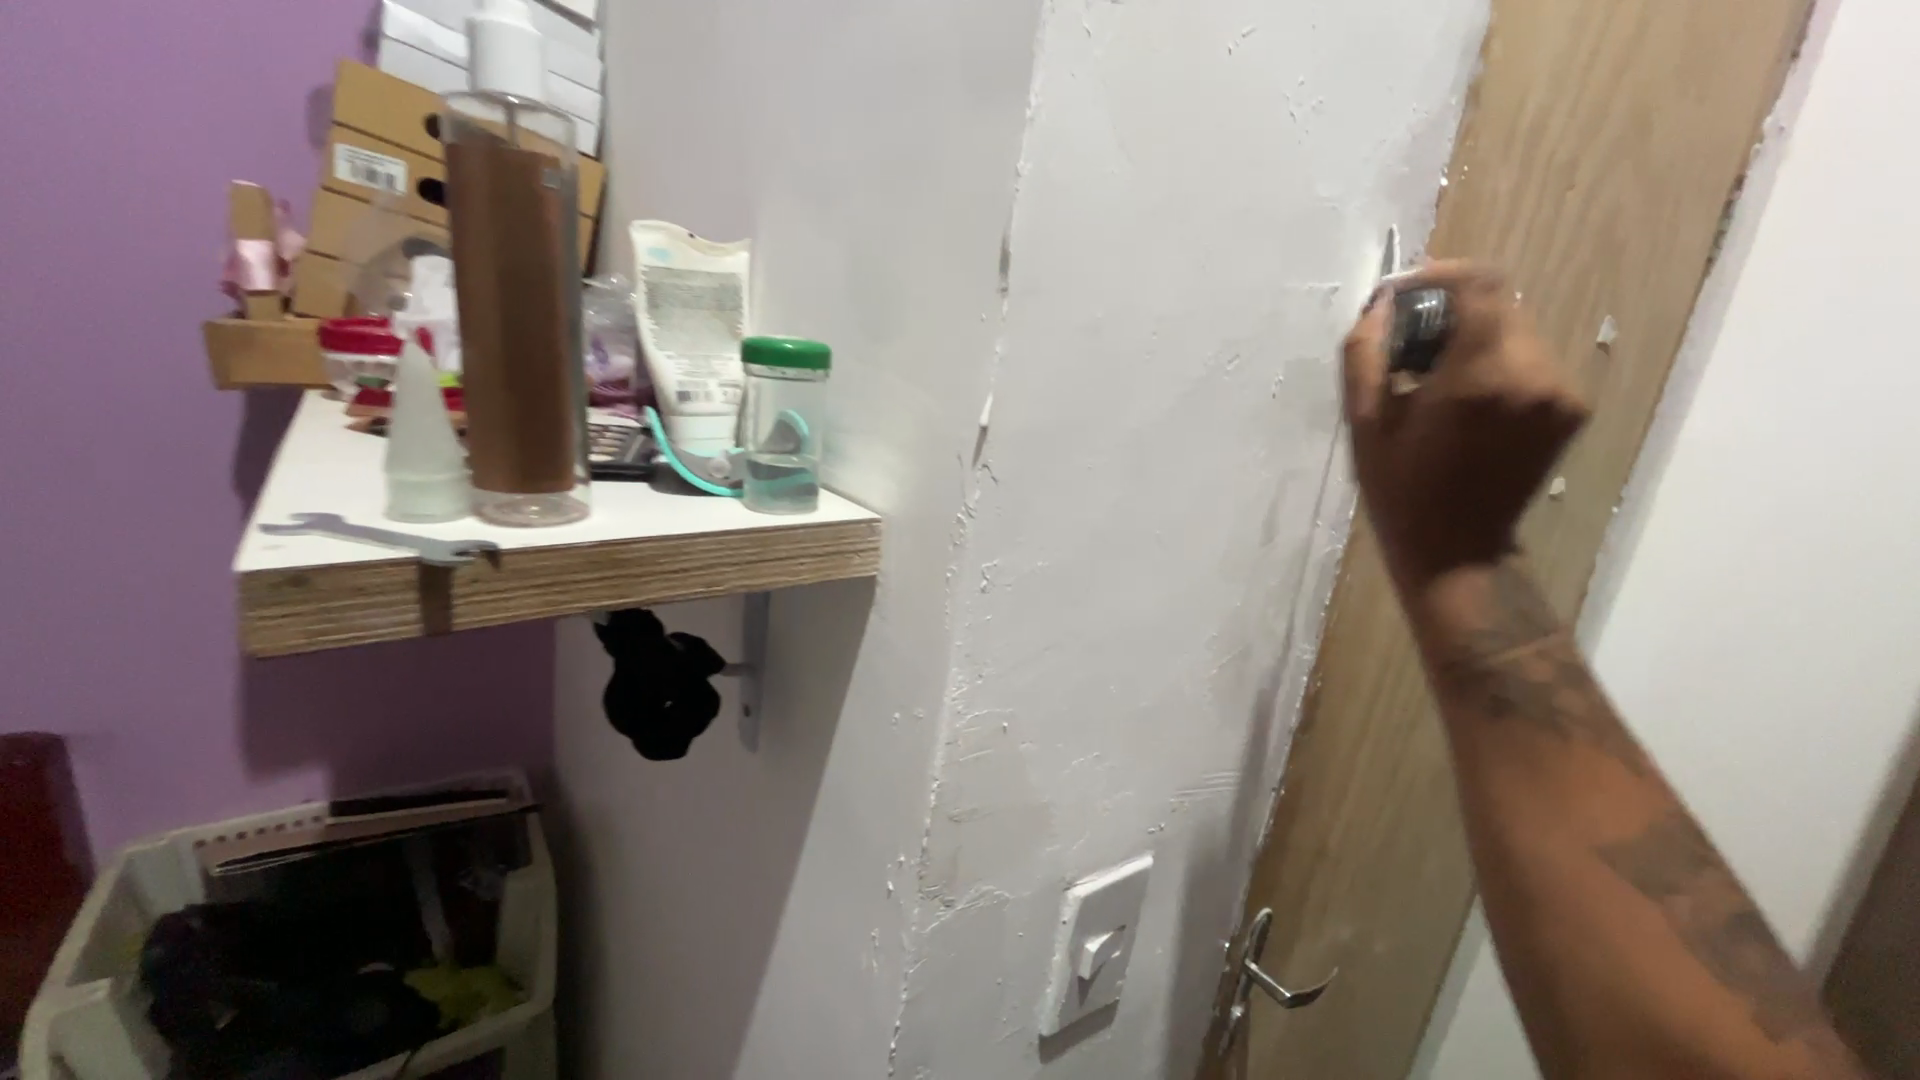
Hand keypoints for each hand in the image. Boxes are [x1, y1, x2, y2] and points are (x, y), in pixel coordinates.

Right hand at [1342, 262, 1588, 588]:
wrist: (1455, 550)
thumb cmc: (1399, 489)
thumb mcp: (1363, 422)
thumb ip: (1367, 352)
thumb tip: (1382, 304)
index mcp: (1477, 376)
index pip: (1480, 284)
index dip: (1441, 276)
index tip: (1406, 297)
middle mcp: (1532, 374)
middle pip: (1499, 304)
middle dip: (1452, 313)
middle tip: (1410, 346)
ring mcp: (1560, 392)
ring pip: (1516, 330)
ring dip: (1473, 339)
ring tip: (1434, 378)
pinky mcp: (1571, 408)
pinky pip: (1531, 360)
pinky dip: (1495, 364)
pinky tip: (1464, 401)